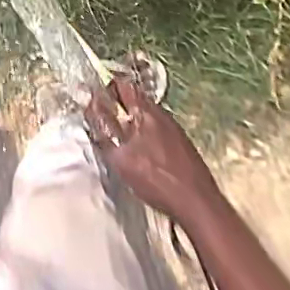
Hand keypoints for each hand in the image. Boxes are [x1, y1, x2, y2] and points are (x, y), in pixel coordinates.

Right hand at [84, 77, 223, 222]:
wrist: (198, 204)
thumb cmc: (157, 178)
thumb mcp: (121, 158)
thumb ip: (103, 132)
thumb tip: (91, 109)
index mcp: (146, 110)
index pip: (122, 85)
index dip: (106, 90)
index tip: (94, 103)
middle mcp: (162, 113)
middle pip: (135, 101)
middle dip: (118, 108)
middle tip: (105, 124)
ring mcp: (175, 129)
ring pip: (147, 117)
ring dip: (133, 124)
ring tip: (121, 142)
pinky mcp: (183, 145)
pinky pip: (158, 131)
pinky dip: (146, 137)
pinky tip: (143, 156)